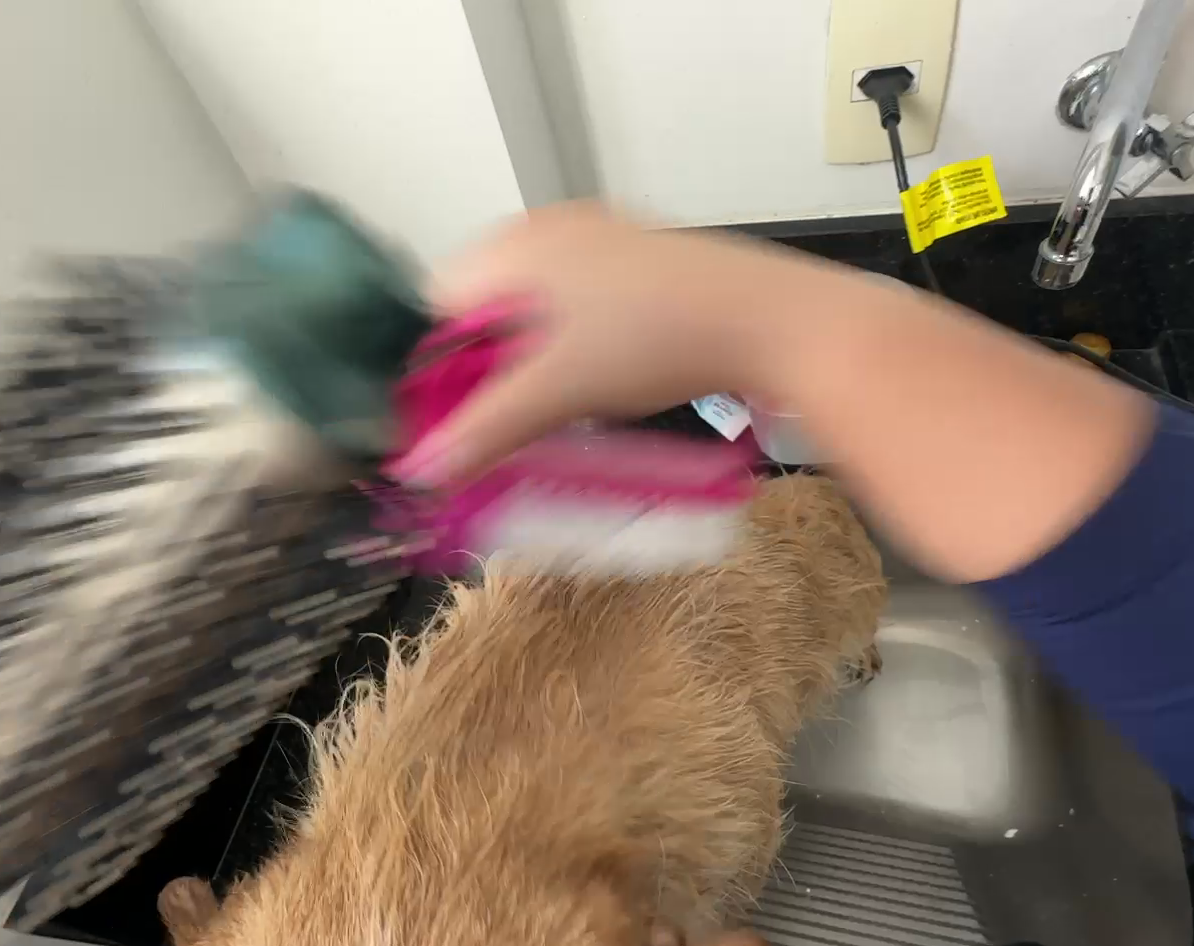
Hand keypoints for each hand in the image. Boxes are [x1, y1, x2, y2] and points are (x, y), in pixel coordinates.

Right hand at [397, 202, 881, 485]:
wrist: (772, 323)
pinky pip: (574, 302)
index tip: (449, 413)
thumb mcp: (560, 390)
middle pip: (485, 304)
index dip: (435, 363)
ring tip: (545, 402)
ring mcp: (600, 239)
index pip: (438, 300)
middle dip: (482, 365)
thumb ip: (486, 428)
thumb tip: (422, 469)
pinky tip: (590, 375)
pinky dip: (566, 343)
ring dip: (526, 358)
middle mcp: (553, 228)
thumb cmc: (657, 340)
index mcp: (520, 243)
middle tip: (496, 416)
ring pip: (532, 305)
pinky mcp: (637, 261)